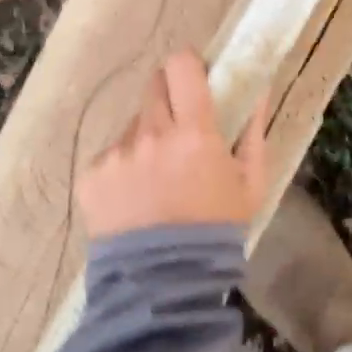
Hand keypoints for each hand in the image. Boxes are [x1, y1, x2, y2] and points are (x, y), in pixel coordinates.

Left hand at [78, 49, 269, 241]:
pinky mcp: (91, 176)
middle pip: (154, 85)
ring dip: (147, 137)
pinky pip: (111, 154)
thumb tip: (260, 90)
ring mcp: (117, 155)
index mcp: (195, 133)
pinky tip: (135, 198)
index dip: (188, 65)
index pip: (182, 66)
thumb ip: (254, 131)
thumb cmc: (216, 231)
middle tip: (179, 125)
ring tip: (157, 177)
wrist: (163, 286)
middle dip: (168, 96)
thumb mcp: (250, 183)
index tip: (195, 77)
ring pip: (134, 123)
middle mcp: (152, 134)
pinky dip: (124, 167)